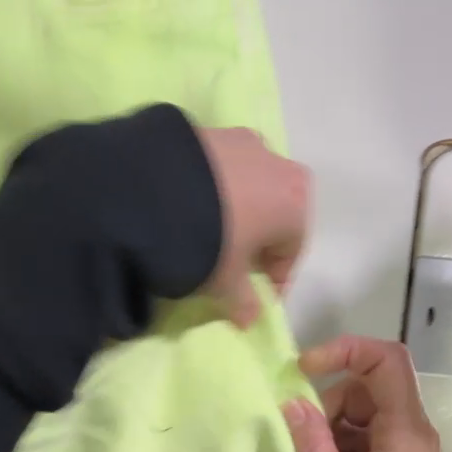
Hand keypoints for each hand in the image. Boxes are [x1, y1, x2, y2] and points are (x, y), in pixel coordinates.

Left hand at [194, 126, 310, 327]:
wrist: (156, 192)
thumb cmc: (211, 244)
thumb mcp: (226, 283)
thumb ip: (244, 302)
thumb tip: (250, 320)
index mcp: (296, 203)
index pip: (292, 251)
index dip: (274, 281)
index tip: (256, 299)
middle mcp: (279, 164)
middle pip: (273, 214)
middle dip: (257, 243)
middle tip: (233, 269)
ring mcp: (243, 141)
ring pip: (248, 189)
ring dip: (235, 215)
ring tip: (208, 240)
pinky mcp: (209, 131)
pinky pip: (219, 171)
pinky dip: (212, 193)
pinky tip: (189, 212)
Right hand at [283, 337, 445, 451]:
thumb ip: (312, 447)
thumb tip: (292, 403)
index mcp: (403, 433)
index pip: (385, 361)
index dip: (345, 351)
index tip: (304, 369)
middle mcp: (411, 430)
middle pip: (367, 386)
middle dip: (328, 405)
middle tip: (305, 445)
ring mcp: (405, 446)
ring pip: (362, 411)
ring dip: (330, 429)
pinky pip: (364, 434)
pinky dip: (339, 446)